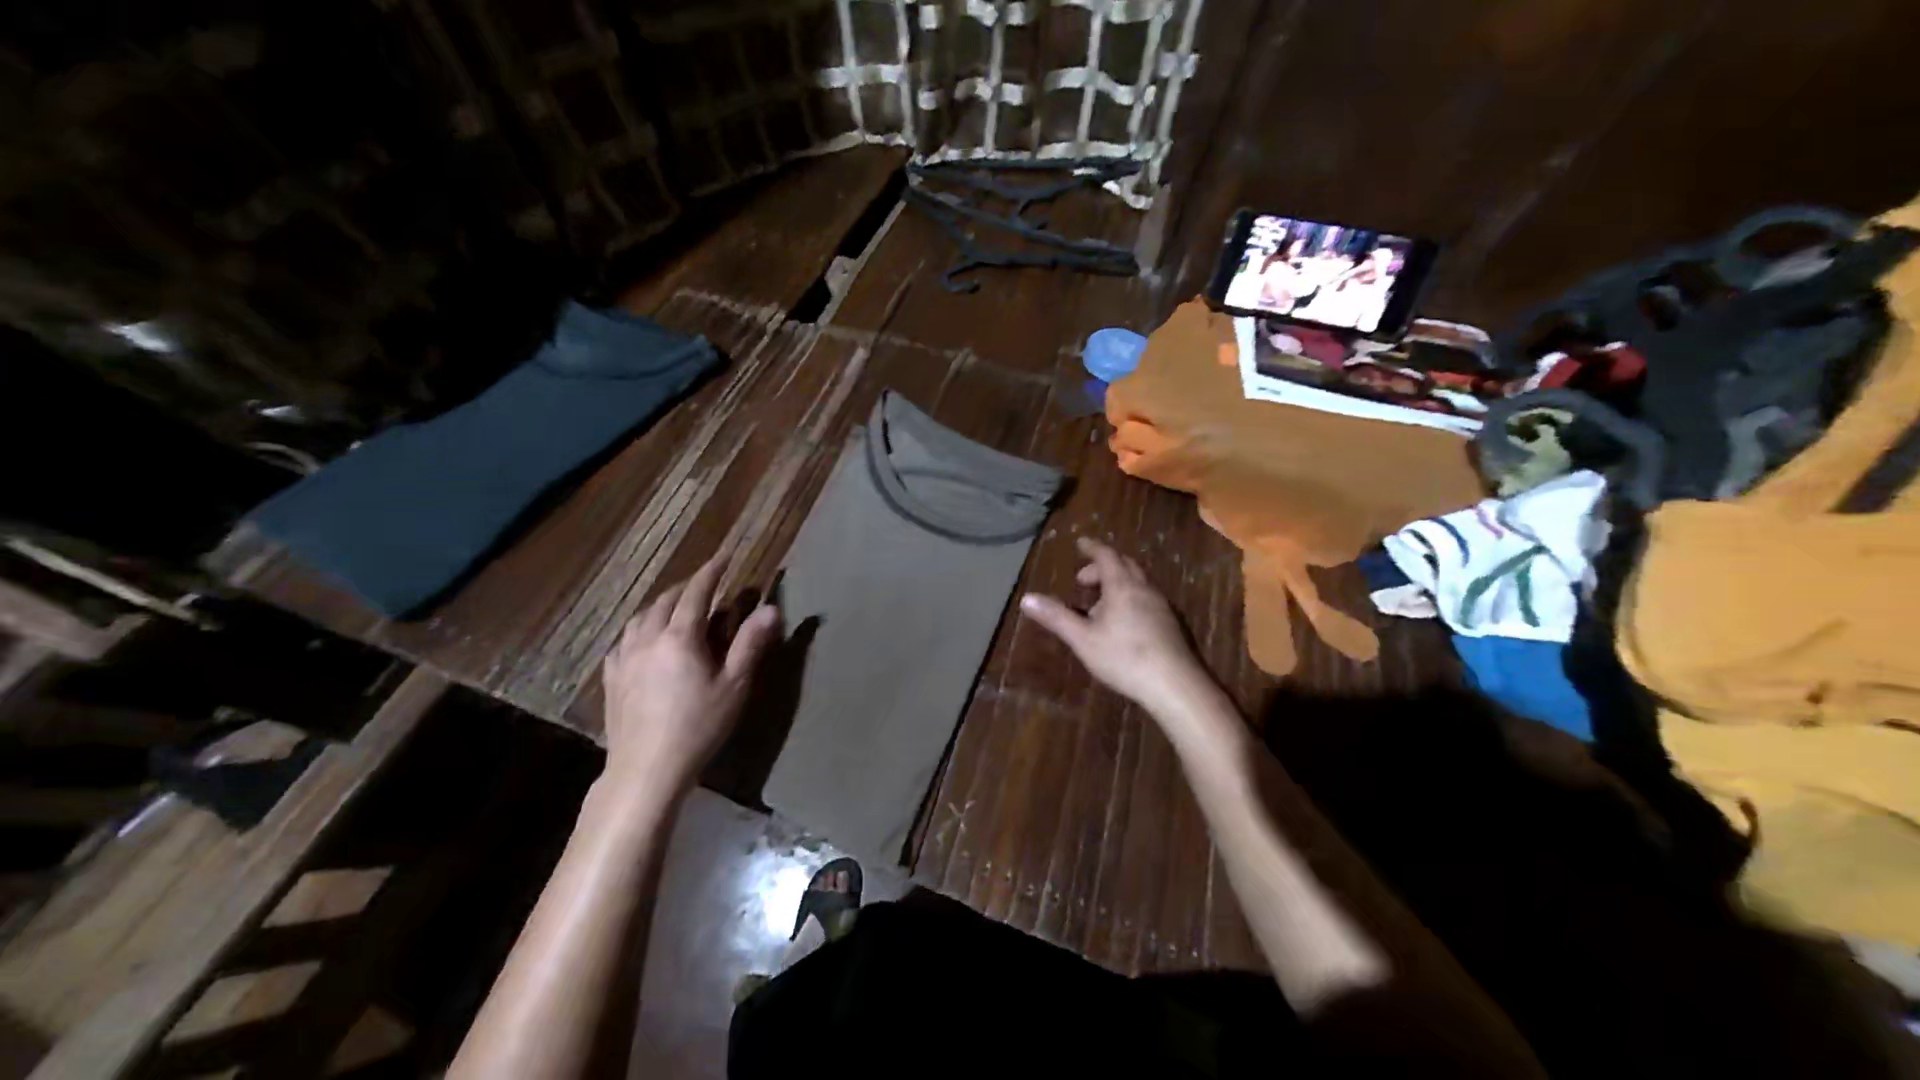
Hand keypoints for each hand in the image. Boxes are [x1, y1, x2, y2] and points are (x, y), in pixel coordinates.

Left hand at [601, 555, 779, 788]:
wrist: (646, 769)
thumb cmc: (698, 727)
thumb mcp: (734, 686)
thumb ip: (751, 644)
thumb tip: (771, 609)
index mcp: (680, 637)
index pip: (696, 592)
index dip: (711, 571)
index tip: (724, 557)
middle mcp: (648, 638)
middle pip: (665, 601)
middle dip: (686, 588)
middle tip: (705, 585)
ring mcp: (625, 658)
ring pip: (640, 618)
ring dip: (660, 606)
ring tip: (675, 609)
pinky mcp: (612, 679)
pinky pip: (623, 641)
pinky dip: (638, 630)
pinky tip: (643, 641)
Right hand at [1019, 537, 1214, 717]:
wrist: (1174, 684)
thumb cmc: (1124, 657)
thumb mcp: (1083, 639)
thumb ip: (1056, 617)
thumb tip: (1027, 598)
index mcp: (1122, 586)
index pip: (1106, 556)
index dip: (1092, 547)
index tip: (1080, 543)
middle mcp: (1144, 589)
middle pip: (1124, 565)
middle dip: (1102, 566)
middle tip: (1083, 579)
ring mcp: (1161, 606)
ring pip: (1137, 582)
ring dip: (1116, 583)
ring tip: (1098, 603)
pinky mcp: (1170, 623)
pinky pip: (1146, 598)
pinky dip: (1129, 597)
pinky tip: (1122, 622)